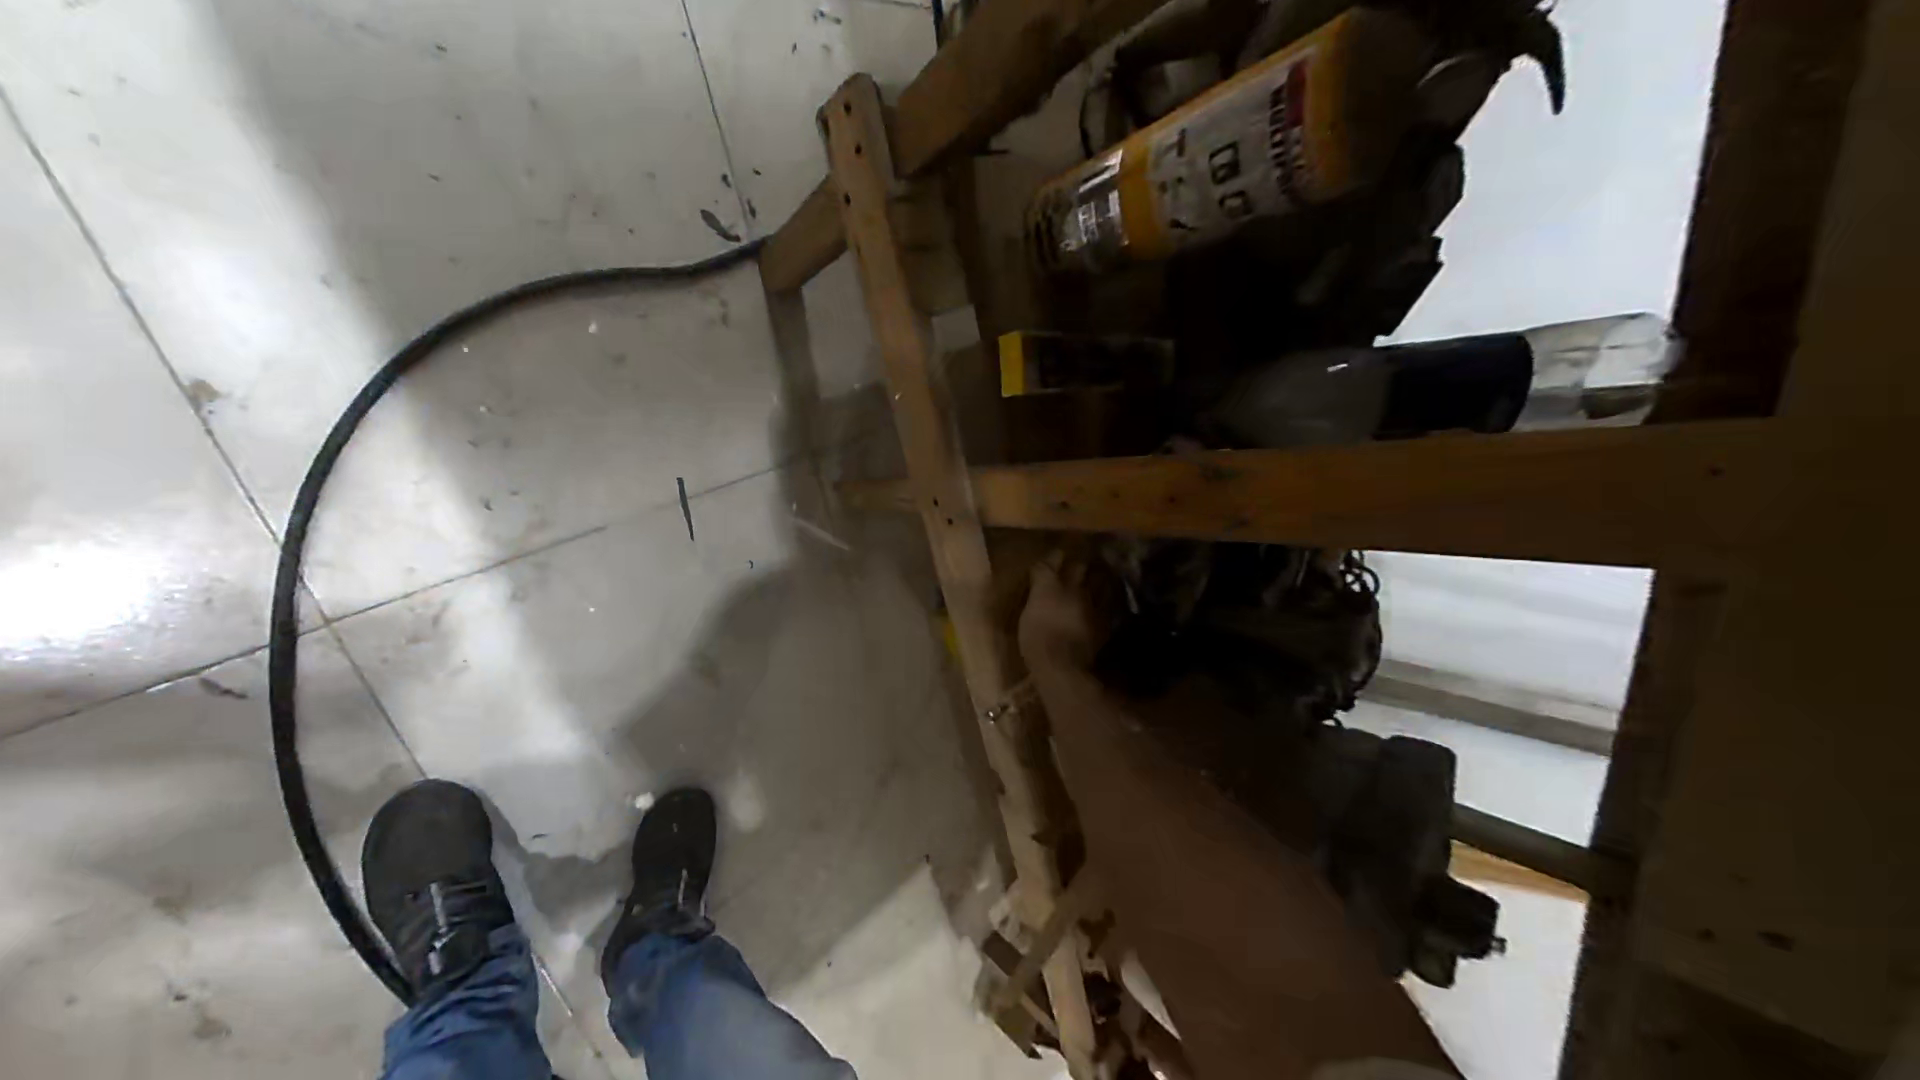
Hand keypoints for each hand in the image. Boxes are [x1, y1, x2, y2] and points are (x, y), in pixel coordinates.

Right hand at [1018, 551, 1101, 674]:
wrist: (1062, 664)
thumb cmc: (1035, 642)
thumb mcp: (1026, 618)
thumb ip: (1035, 600)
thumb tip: (1038, 591)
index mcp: (1048, 586)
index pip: (1048, 563)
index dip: (1051, 558)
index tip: (1052, 555)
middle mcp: (1072, 588)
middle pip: (1078, 565)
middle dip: (1077, 561)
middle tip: (1078, 559)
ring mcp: (1091, 603)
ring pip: (1099, 580)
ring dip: (1097, 576)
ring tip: (1098, 574)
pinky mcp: (1103, 619)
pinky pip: (1107, 603)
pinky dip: (1106, 599)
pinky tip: (1106, 599)